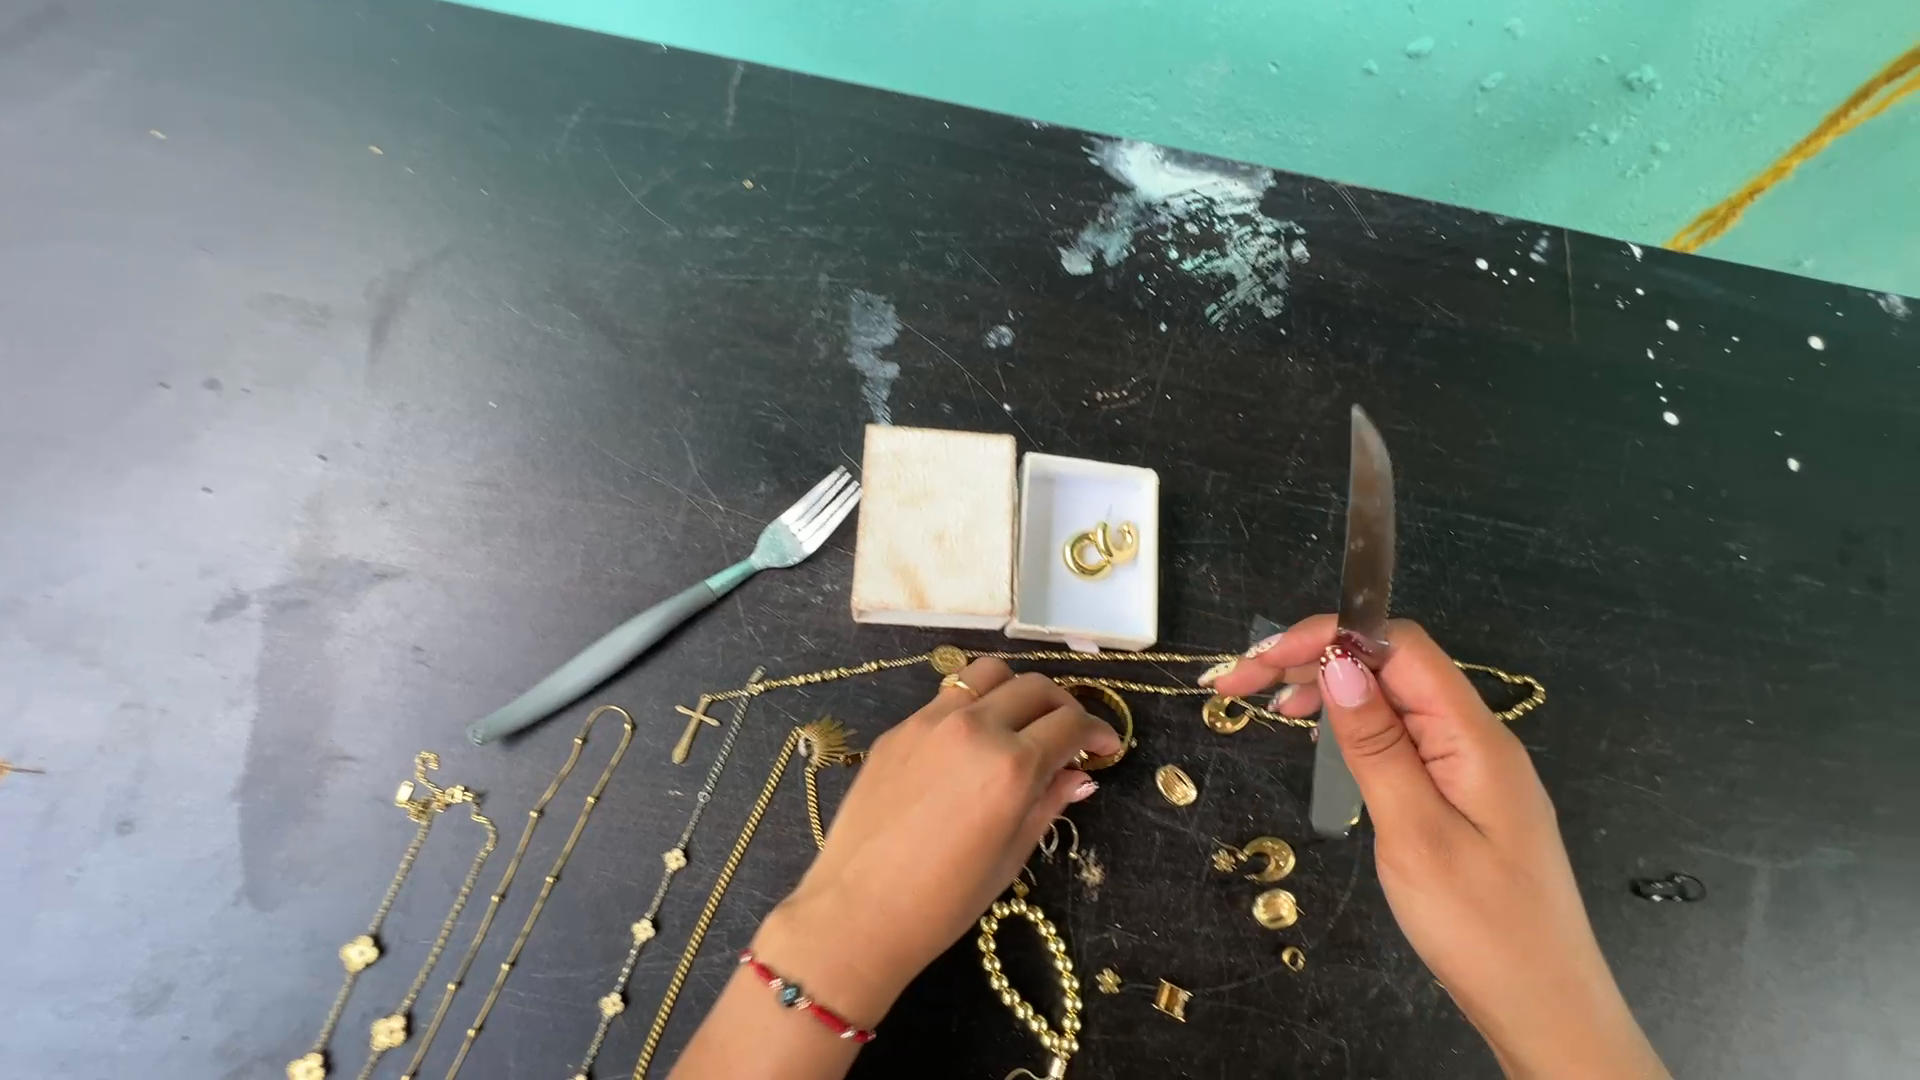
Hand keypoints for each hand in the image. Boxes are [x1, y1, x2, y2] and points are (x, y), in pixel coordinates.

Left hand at [753, 659, 1119, 1024]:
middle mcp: (975, 727)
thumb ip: (1049, 802)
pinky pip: (948, 695)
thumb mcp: (1012, 855)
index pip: (1070, 723)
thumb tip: (1080, 774)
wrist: (858, 909)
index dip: (1098, 731)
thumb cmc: (945, 900)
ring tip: (1020, 721)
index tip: (1105, 746)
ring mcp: (931, 720)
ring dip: (1017, 690)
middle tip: (1068, 736)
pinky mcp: (900, 726)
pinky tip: (972, 739)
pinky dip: (974, 703)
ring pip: (989, 673)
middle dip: (1064, 706)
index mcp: (1012, 765)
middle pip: (1035, 687)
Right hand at [1212, 616, 1666, 1079]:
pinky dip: (1347, 721)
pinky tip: (1316, 732)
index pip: (1399, 647)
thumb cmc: (1480, 927)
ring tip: (1266, 704)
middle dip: (1312, 659)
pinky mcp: (1454, 789)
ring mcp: (1465, 763)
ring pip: (1388, 696)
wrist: (1546, 1014)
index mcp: (1473, 736)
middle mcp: (1472, 736)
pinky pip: (1396, 731)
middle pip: (1388, 665)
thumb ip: (1376, 743)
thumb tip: (1338, 663)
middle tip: (1240, 682)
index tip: (1265, 659)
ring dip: (1325, 687)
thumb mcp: (1415, 832)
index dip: (1330, 635)